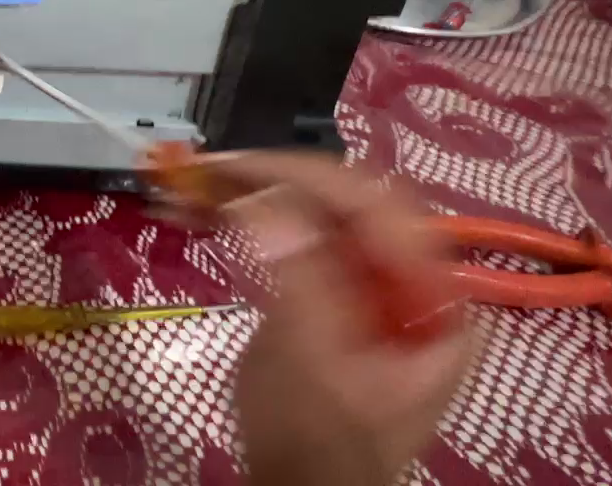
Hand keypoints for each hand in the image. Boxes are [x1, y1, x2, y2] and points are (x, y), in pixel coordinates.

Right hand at [219, 152, 480, 485]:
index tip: (232, 166)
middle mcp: (405, 277)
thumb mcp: (310, 364)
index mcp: (431, 299)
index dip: (303, 176)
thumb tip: (264, 202)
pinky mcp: (321, 282)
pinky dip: (233, 214)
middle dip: (262, 178)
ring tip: (181, 187)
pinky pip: (282, 229)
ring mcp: (362, 278)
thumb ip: (298, 281)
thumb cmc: (317, 444)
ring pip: (303, 207)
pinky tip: (190, 209)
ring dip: (238, 192)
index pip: (375, 206)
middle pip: (336, 198)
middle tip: (197, 172)